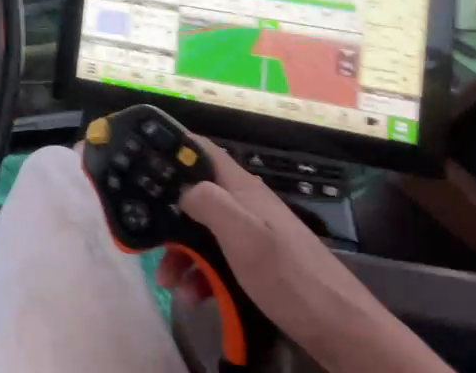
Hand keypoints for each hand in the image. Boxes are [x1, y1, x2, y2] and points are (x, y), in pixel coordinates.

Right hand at [157, 139, 423, 368]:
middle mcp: (243, 205)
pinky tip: (192, 295)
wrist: (340, 331)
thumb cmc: (290, 276)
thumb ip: (208, 202)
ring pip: (200, 233)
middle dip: (165, 214)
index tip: (135, 154)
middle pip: (192, 194)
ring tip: (169, 281)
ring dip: (179, 253)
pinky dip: (199, 275)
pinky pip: (215, 261)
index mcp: (241, 188)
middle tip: (142, 231)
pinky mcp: (254, 265)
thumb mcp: (244, 235)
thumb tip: (180, 186)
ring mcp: (250, 235)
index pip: (199, 149)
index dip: (168, 145)